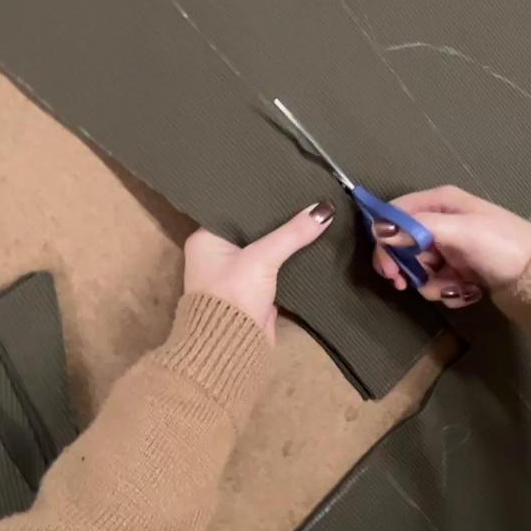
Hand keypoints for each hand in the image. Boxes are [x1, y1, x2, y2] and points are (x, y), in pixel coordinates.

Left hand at [183, 201, 336, 341]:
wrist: (231, 350)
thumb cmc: (233, 295)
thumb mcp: (262, 258)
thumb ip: (292, 233)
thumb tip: (325, 209)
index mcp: (206, 239)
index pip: (235, 208)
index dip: (259, 196)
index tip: (285, 180)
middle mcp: (218, 254)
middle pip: (254, 228)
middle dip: (278, 217)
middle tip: (306, 192)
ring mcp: (238, 275)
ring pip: (267, 249)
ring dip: (286, 239)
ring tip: (313, 211)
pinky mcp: (256, 292)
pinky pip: (277, 267)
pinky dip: (291, 259)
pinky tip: (313, 241)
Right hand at [370, 186, 530, 308]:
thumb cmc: (501, 246)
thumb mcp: (461, 232)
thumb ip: (419, 229)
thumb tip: (380, 229)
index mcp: (440, 202)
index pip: (395, 214)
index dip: (385, 239)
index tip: (388, 268)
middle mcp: (442, 220)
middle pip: (403, 244)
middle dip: (408, 267)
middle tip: (407, 285)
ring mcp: (451, 246)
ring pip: (420, 267)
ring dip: (433, 283)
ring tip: (458, 287)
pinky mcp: (459, 269)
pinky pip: (438, 281)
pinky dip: (449, 290)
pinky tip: (468, 291)